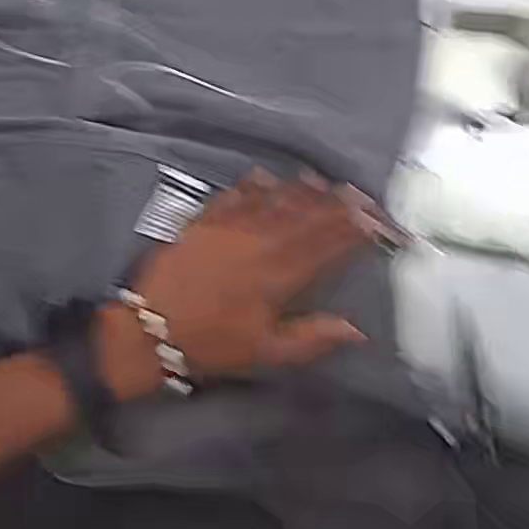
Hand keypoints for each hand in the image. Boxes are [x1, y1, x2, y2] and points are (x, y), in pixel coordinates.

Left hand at [97, 172, 401, 398]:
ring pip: (272, 199)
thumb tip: (357, 330)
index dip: (357, 230)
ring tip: (321, 180)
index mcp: (279, 274)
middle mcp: (258, 242)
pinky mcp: (201, 222)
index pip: (328, 244)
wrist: (150, 328)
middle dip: (336, 203)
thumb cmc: (211, 343)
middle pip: (305, 215)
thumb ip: (313, 338)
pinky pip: (232, 195)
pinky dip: (251, 185)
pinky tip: (263, 177)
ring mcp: (227, 227)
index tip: (378, 221)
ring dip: (299, 189)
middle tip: (359, 193)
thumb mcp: (266, 352)